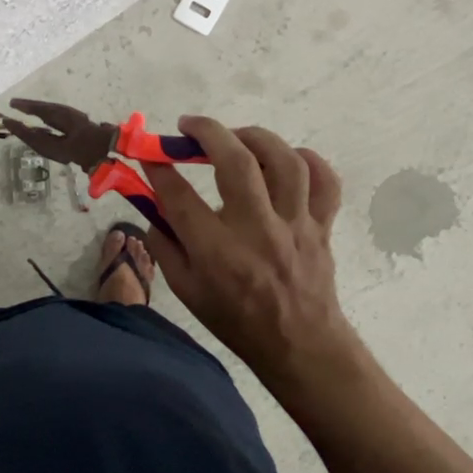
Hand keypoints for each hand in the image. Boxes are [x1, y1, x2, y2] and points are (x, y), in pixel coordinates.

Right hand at [143, 118, 364, 390]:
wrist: (300, 345)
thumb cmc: (234, 319)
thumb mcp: (185, 290)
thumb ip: (165, 244)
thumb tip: (153, 204)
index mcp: (216, 251)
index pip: (179, 195)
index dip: (158, 167)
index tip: (148, 152)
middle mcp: (256, 230)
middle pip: (235, 162)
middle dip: (207, 133)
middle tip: (188, 126)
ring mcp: (295, 225)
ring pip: (284, 161)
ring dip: (254, 137)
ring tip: (234, 137)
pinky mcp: (322, 226)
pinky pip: (324, 181)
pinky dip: (306, 160)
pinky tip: (283, 159)